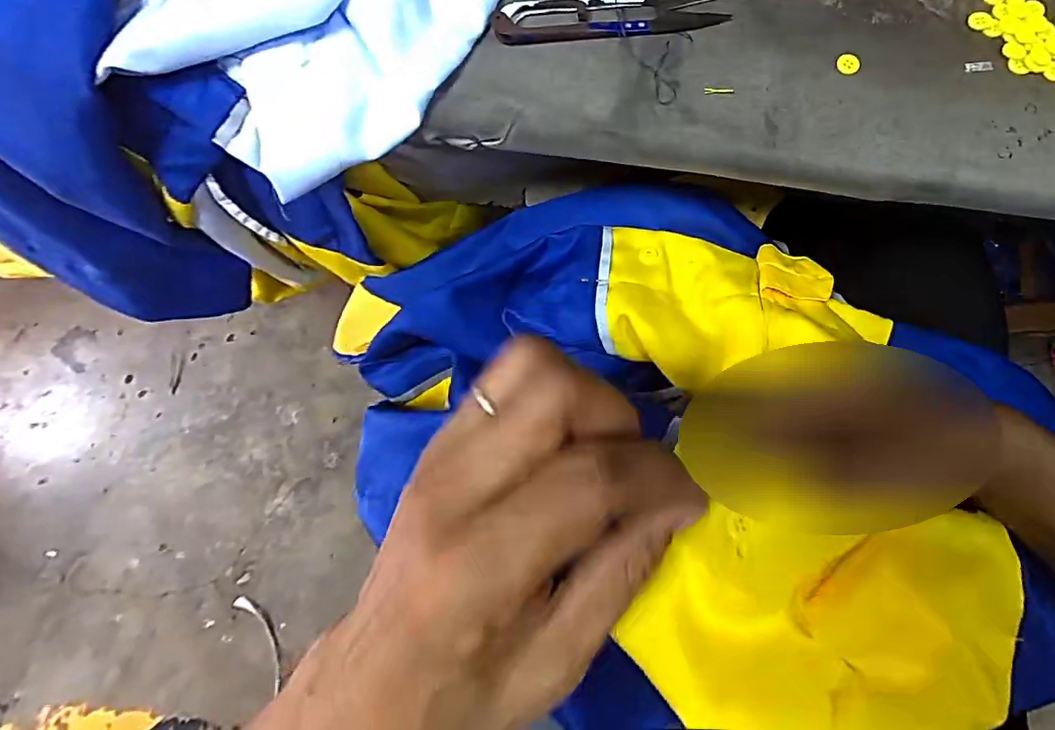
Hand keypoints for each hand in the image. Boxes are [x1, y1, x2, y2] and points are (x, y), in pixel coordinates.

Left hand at [251, 337, 706, 729]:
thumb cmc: (464, 692)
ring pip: (535, 363)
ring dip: (590, 398)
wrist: (365, 692)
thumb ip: (625, 570)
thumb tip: (679, 499)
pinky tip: (567, 441)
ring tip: (598, 452)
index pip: (591, 477)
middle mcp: (450, 488)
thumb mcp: (558, 661)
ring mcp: (439, 451)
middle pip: (559, 392)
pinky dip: (559, 390)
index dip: (660, 478)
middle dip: (619, 422)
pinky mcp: (442, 436)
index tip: (688, 500)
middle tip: (632, 472)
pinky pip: (514, 371)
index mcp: (474, 564)